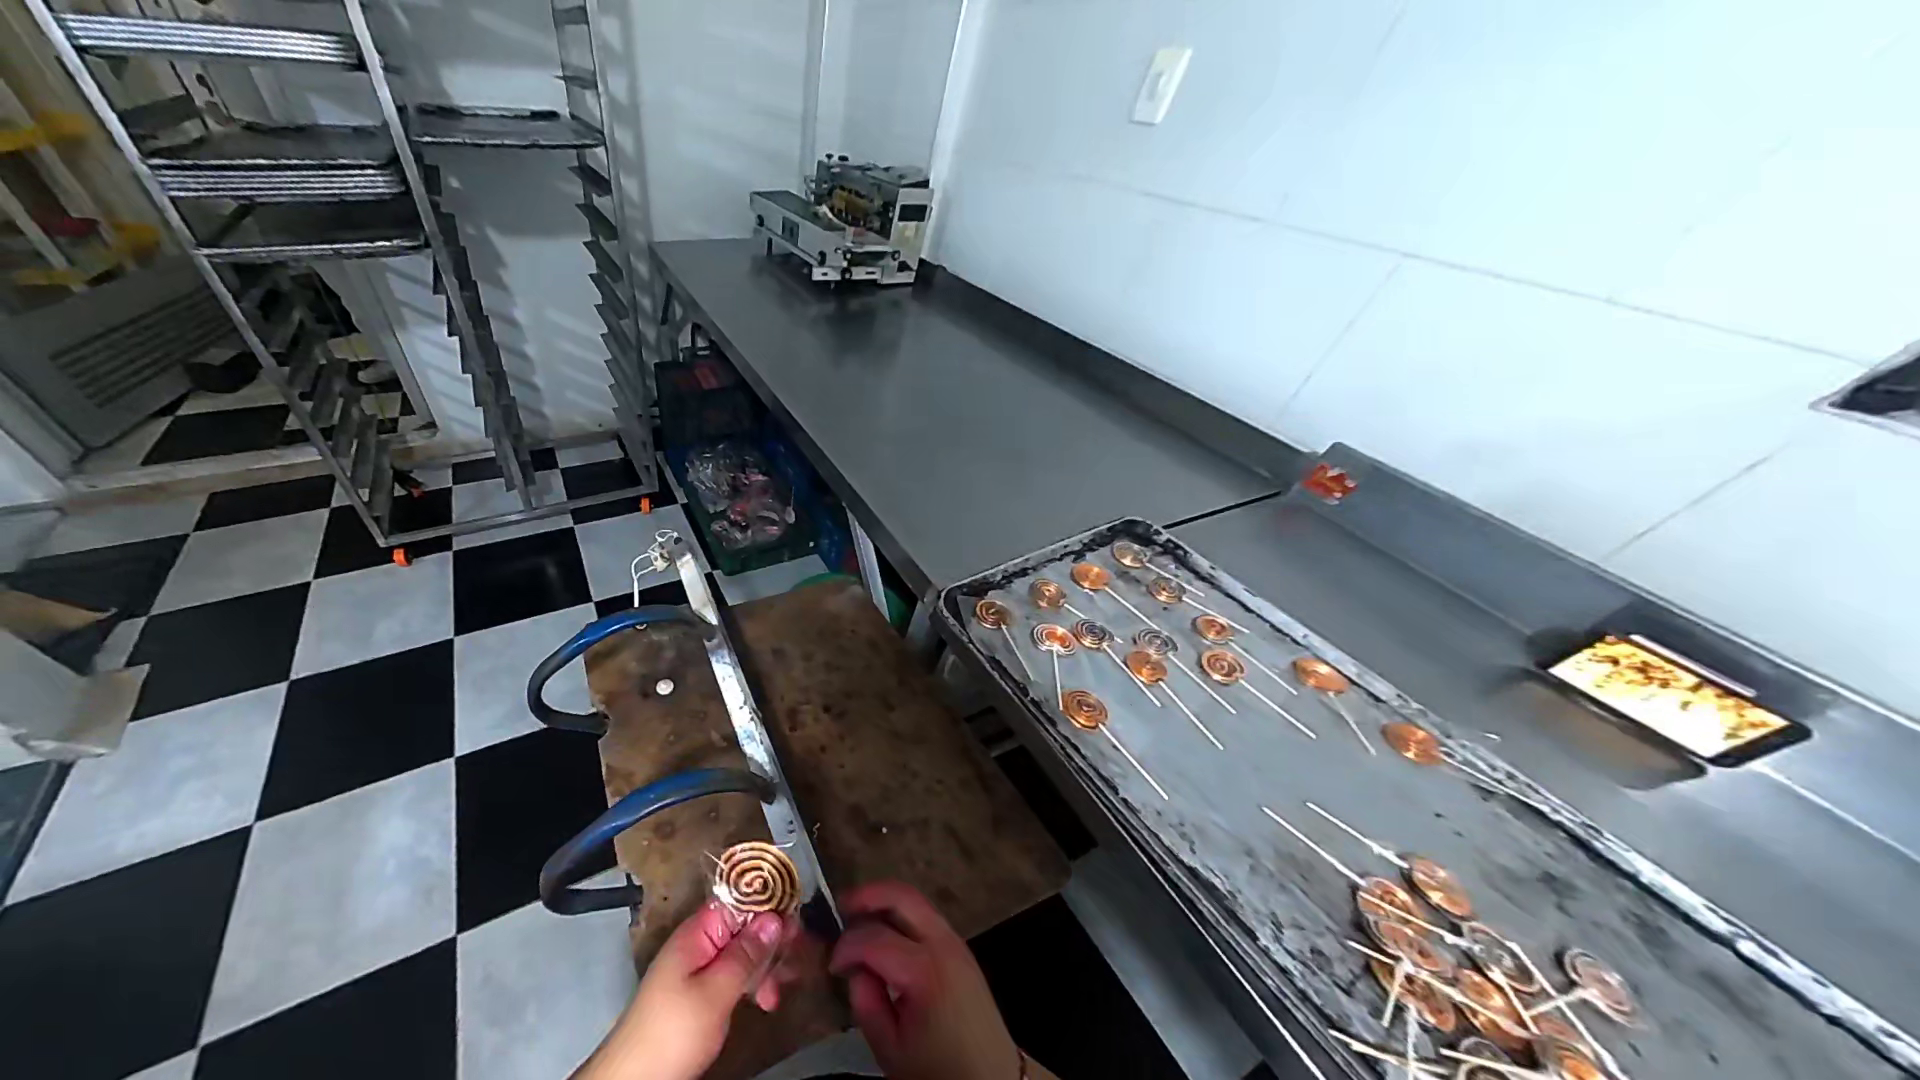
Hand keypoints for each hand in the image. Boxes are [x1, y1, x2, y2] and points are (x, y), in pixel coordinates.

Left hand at [575, 901, 794, 1079]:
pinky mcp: (703, 992)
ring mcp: (701, 968)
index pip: (740, 900)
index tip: (798, 919)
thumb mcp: (715, 992)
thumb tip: (775, 916)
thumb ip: (747, 953)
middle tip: (798, 959)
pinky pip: (736, 974)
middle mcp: (701, 943)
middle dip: (773, 941)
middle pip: (746, 925)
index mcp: (698, 932)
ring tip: (781, 990)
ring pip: (744, 952)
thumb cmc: (673, 1032)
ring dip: (767, 966)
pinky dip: (754, 983)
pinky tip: (767, 1000)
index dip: (770, 904)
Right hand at [828, 881, 1027, 1079]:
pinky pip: (925, 915)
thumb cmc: (937, 1068)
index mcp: (925, 970)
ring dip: (884, 902)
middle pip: (902, 896)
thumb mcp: (890, 1049)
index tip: (831, 966)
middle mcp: (943, 942)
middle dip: (866, 896)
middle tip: (839, 910)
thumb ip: (866, 1003)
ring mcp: (955, 939)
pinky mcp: (960, 944)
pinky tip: (883, 933)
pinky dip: (900, 913)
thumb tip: (855, 968)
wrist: (990, 1074)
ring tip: (856, 920)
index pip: (874, 938)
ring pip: (915, 900)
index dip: (846, 946)